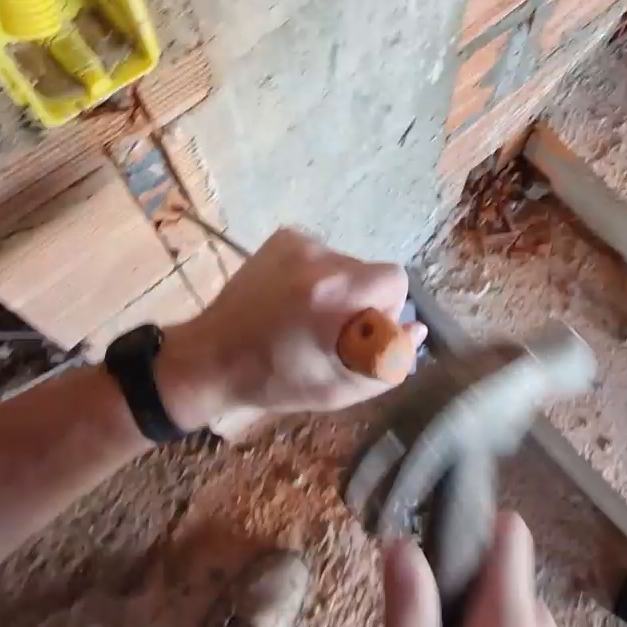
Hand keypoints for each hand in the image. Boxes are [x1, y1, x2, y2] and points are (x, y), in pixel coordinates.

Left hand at [158, 229, 425, 425]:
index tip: (359, 332)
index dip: (385, 308)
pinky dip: (316, 275)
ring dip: (338, 288)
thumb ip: (388, 360)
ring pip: (345, 264)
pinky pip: (321, 255)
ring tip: (304, 316)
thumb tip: (416, 329)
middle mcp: (320, 257)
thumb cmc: (277, 379)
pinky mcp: (283, 238)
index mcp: (336, 291)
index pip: (395, 278)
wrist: (210, 358)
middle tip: (329, 330)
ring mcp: (298, 243)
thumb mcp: (339, 388)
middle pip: (369, 271)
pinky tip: (291, 299)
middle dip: (361, 300)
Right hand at [383, 512, 560, 626]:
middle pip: (503, 570)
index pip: (510, 529)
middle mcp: (542, 624)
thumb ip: (409, 608)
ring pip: (509, 603)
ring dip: (480, 620)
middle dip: (468, 589)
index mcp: (512, 614)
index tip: (444, 551)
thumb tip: (399, 543)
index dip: (476, 528)